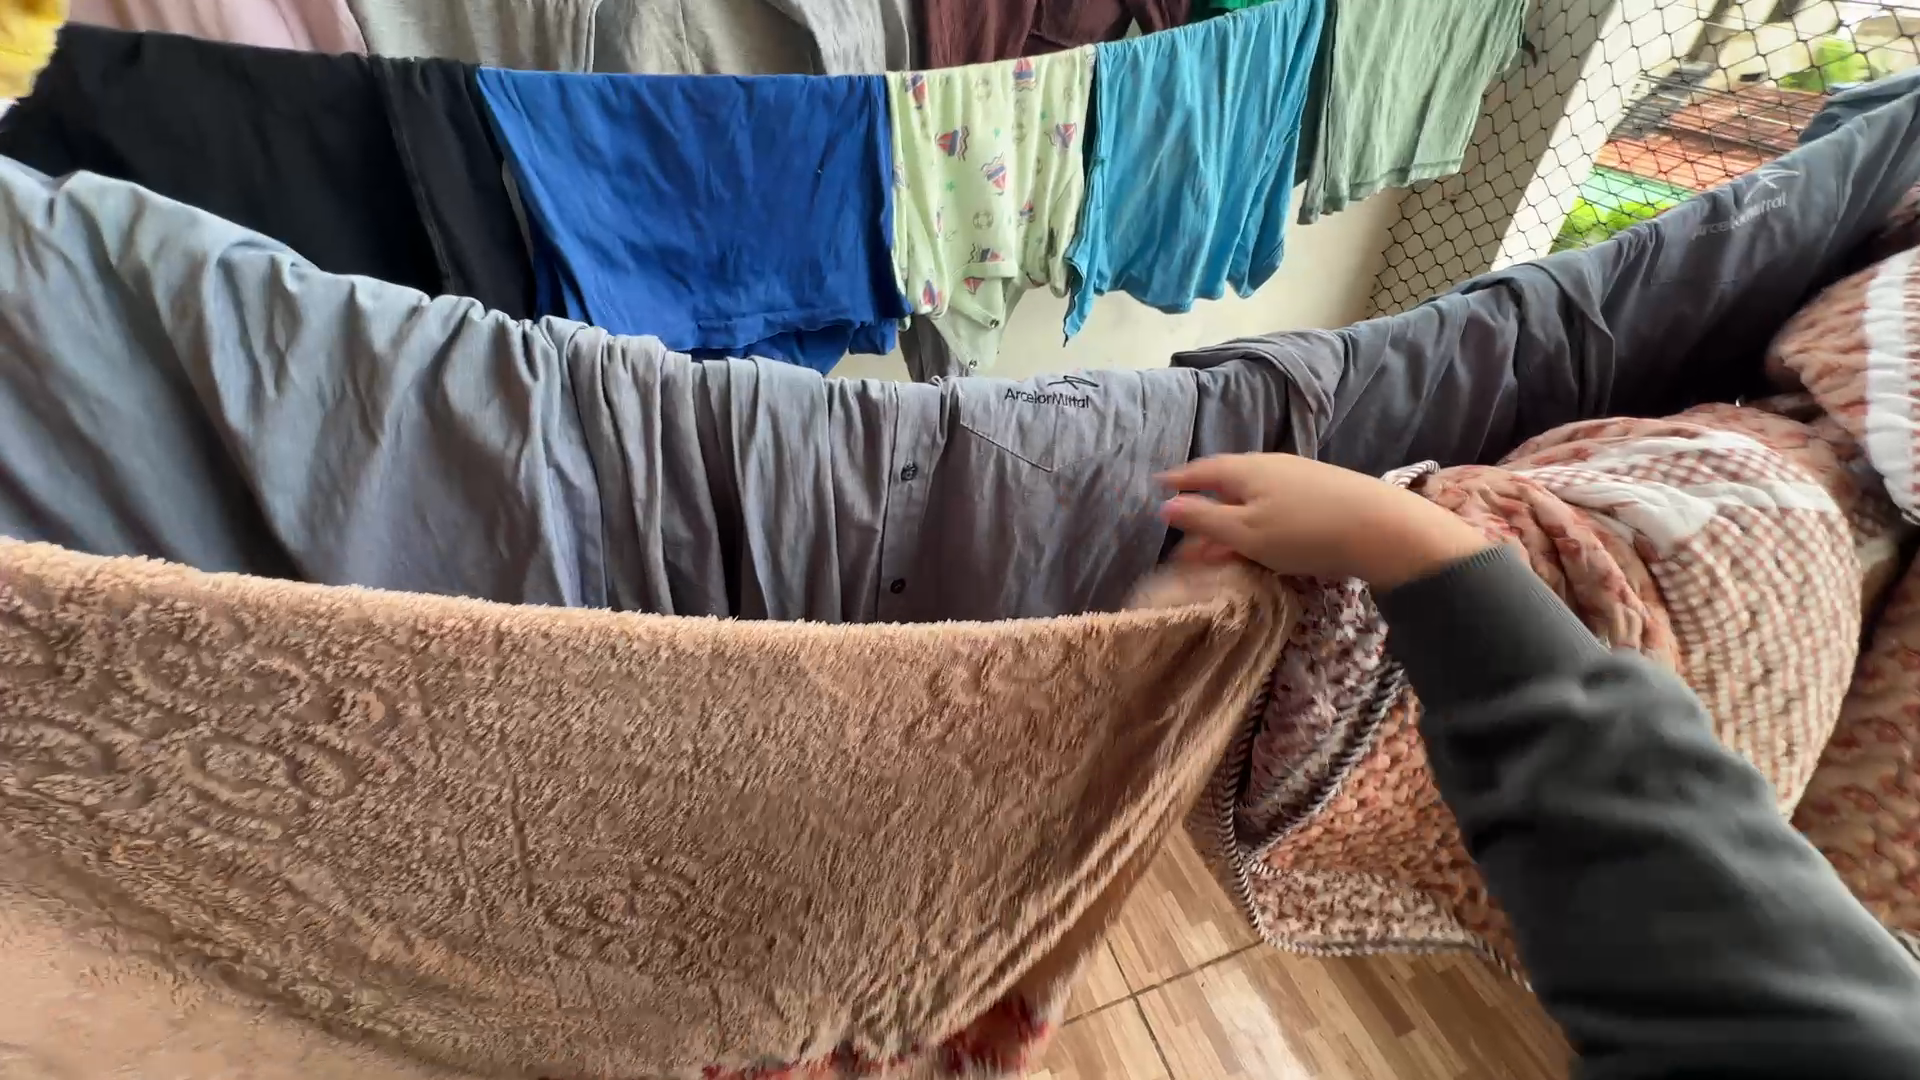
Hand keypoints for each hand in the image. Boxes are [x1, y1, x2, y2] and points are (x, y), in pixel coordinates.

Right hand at [1158, 454, 1490, 588]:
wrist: (1384, 528)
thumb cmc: (1303, 532)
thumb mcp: (1244, 532)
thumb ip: (1203, 519)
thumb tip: (1166, 507)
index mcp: (1243, 471)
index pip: (1200, 471)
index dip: (1177, 481)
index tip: (1158, 486)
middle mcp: (1268, 465)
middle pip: (1224, 482)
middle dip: (1202, 504)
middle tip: (1184, 526)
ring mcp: (1296, 476)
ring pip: (1249, 494)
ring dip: (1228, 515)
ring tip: (1218, 539)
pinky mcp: (1320, 491)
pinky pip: (1272, 501)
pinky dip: (1254, 517)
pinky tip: (1258, 534)